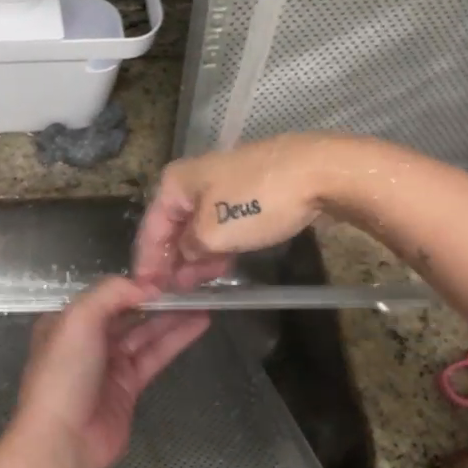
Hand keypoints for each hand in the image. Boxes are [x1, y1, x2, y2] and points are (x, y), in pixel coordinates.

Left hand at [10, 278, 209, 467]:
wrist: (63, 439)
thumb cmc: (63, 374)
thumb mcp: (78, 320)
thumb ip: (111, 294)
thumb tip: (147, 285)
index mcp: (66, 321)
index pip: (105, 294)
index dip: (135, 282)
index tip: (167, 270)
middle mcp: (86, 340)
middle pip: (127, 312)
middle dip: (157, 299)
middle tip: (193, 281)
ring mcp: (108, 365)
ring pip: (145, 333)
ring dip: (172, 317)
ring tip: (204, 298)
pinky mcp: (128, 387)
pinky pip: (155, 356)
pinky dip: (175, 339)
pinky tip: (199, 323)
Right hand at [133, 132, 343, 288]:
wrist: (321, 172)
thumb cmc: (257, 202)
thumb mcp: (213, 234)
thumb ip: (189, 250)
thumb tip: (187, 256)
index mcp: (175, 182)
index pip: (151, 229)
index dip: (147, 264)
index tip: (146, 293)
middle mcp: (194, 178)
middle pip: (174, 226)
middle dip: (172, 262)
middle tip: (172, 295)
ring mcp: (224, 182)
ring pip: (200, 226)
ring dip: (196, 257)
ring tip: (196, 287)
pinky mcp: (250, 190)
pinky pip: (224, 222)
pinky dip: (218, 245)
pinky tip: (221, 265)